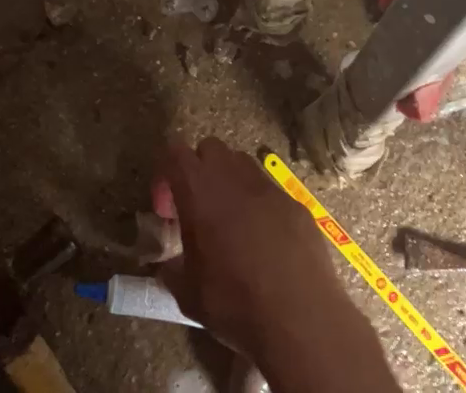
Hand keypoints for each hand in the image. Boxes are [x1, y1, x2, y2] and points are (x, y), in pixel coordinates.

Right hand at [157, 139, 364, 361]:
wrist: (301, 317)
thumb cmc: (235, 303)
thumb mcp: (188, 295)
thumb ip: (172, 270)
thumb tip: (169, 265)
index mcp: (201, 192)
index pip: (174, 153)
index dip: (164, 175)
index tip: (166, 210)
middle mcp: (235, 178)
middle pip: (210, 148)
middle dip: (197, 171)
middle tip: (196, 211)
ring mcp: (270, 188)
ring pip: (242, 164)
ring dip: (229, 183)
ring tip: (229, 224)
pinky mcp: (297, 204)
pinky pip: (270, 191)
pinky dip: (259, 205)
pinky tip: (264, 242)